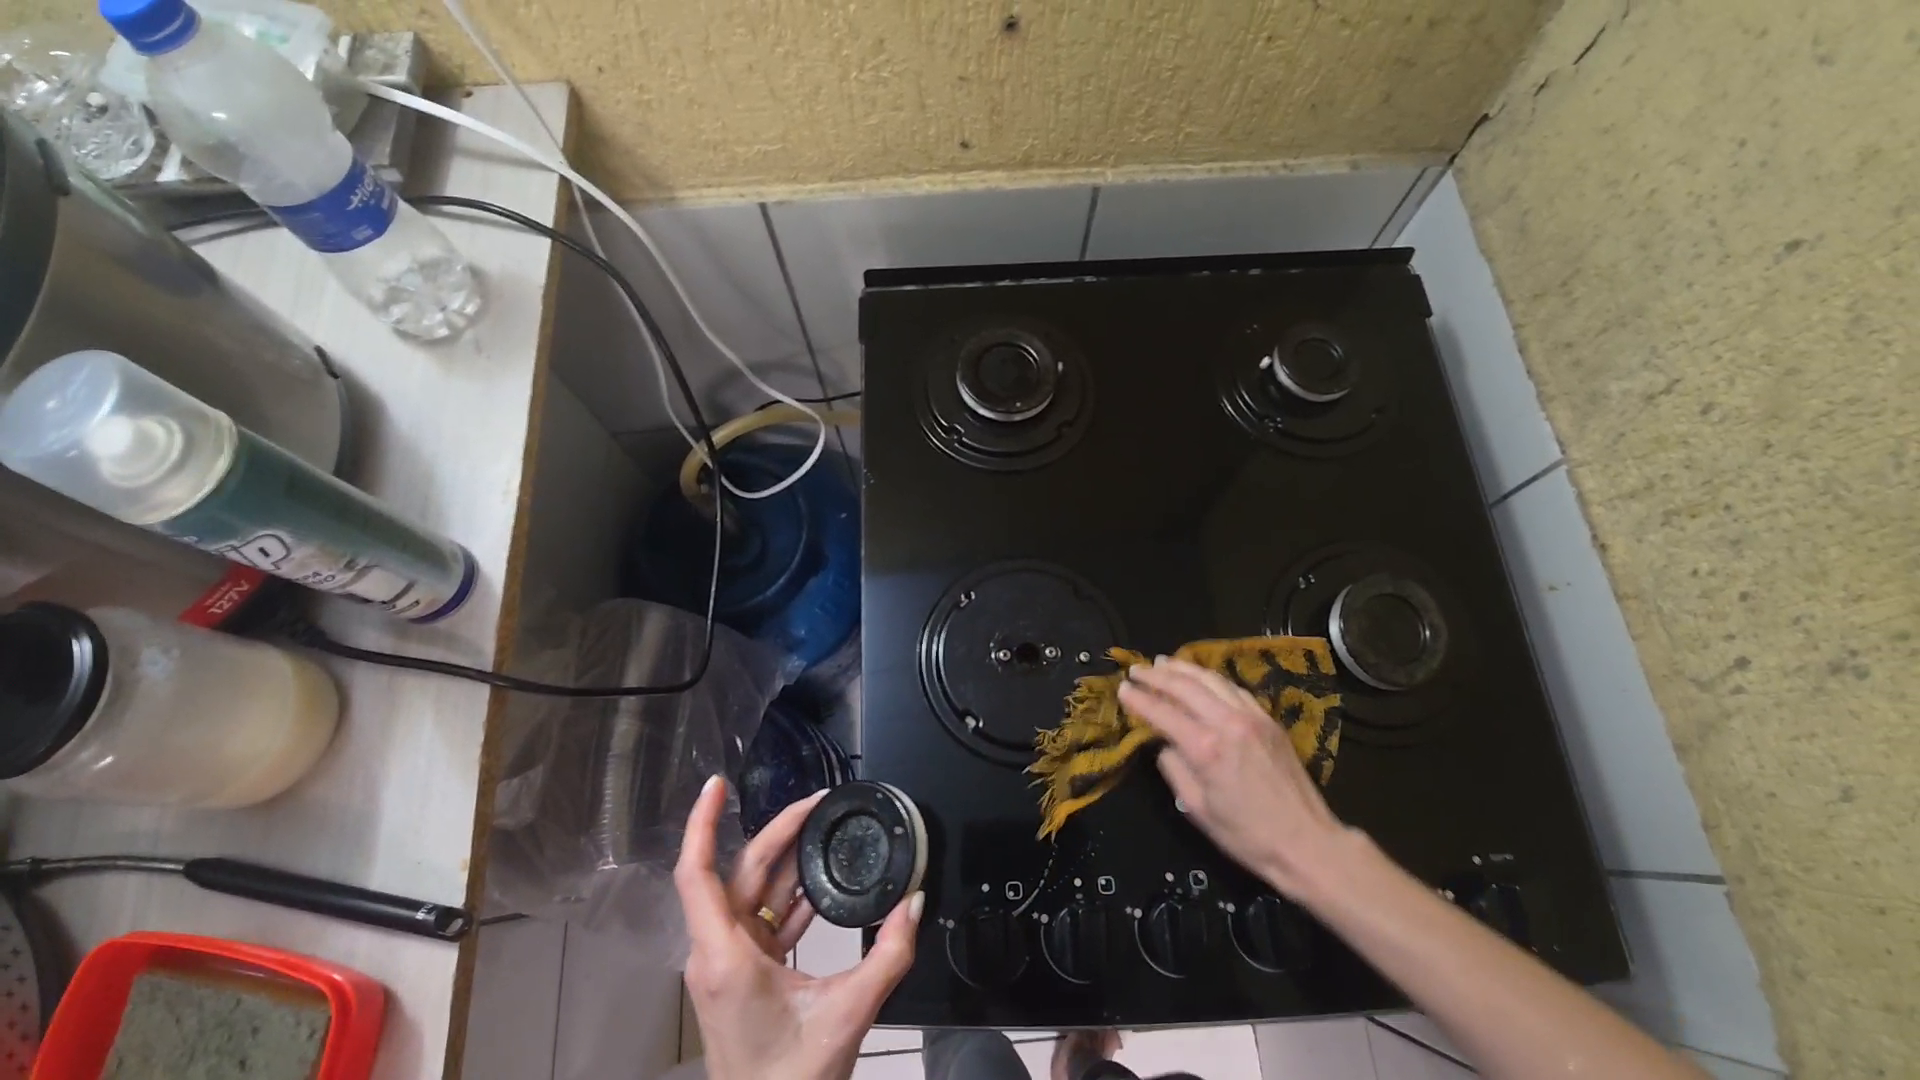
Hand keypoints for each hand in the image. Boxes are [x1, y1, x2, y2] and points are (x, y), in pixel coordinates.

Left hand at [675, 775, 922, 1079]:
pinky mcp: (743, 974)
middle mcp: (717, 953)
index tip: (717, 784)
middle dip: (777, 832)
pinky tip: (820, 880)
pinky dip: (791, 896)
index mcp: (726, 957)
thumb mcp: (849, 1012)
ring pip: (752, 894)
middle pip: (740, 873)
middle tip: (816, 803)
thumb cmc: (792, 1079)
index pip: (698, 873)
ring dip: (785, 861)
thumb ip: (889, 954)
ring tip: (821, 828)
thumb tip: (914, 902)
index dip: (703, 823)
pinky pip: (764, 920)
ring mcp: (728, 964)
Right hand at [1118, 656, 1355, 899]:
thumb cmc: (1245, 835)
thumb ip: (1174, 769)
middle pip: (1186, 686)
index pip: (1162, 712)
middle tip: (1136, 669)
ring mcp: (1253, 717)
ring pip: (1212, 680)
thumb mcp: (1196, 808)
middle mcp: (1228, 723)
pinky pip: (1235, 689)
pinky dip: (1212, 679)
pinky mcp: (1269, 721)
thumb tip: (1166, 744)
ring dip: (1184, 668)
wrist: (1305, 842)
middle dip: (1157, 675)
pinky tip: (1202, 679)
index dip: (1139, 699)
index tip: (1122, 688)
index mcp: (1205, 748)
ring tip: (1163, 662)